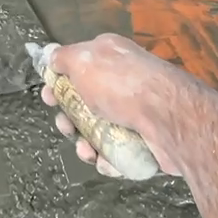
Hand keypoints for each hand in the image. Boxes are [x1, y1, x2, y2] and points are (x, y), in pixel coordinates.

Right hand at [40, 33, 217, 177]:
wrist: (170, 119)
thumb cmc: (121, 84)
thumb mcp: (82, 60)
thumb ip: (62, 57)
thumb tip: (50, 56)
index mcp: (109, 56)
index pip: (78, 67)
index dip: (59, 82)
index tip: (48, 97)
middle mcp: (123, 82)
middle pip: (85, 103)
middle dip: (69, 118)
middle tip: (65, 126)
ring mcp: (136, 114)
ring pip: (100, 131)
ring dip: (85, 143)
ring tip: (85, 150)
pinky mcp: (147, 143)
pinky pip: (119, 153)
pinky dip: (108, 160)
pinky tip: (103, 161)